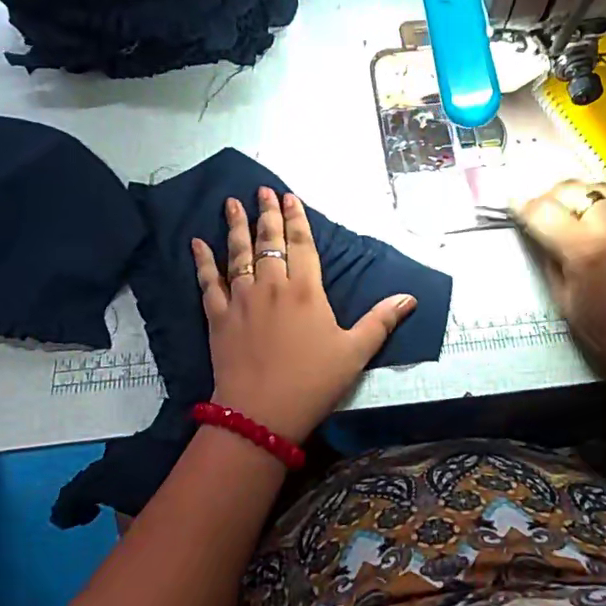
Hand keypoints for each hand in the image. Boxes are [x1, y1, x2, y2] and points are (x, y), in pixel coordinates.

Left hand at [192, 188, 417, 441]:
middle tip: (261, 190)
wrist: (261, 414)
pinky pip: (208, 283)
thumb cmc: (313, 382)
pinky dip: (202, 262)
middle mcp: (273, 286)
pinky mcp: (219, 317)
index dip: (296, 218)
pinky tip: (197, 243)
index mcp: (306, 291)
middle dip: (266, 213)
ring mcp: (242, 300)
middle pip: (268, 241)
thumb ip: (381, 321)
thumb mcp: (355, 353)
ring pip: (238, 254)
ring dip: (235, 227)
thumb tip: (409, 297)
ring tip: (230, 203)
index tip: (289, 196)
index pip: (301, 244)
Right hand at [518, 181, 605, 382]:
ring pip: (603, 188)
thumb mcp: (566, 302)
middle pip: (572, 189)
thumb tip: (537, 232)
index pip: (542, 210)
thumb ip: (549, 260)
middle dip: (552, 197)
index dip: (523, 206)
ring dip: (584, 197)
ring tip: (578, 212)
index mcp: (585, 249)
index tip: (514, 205)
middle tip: (545, 210)